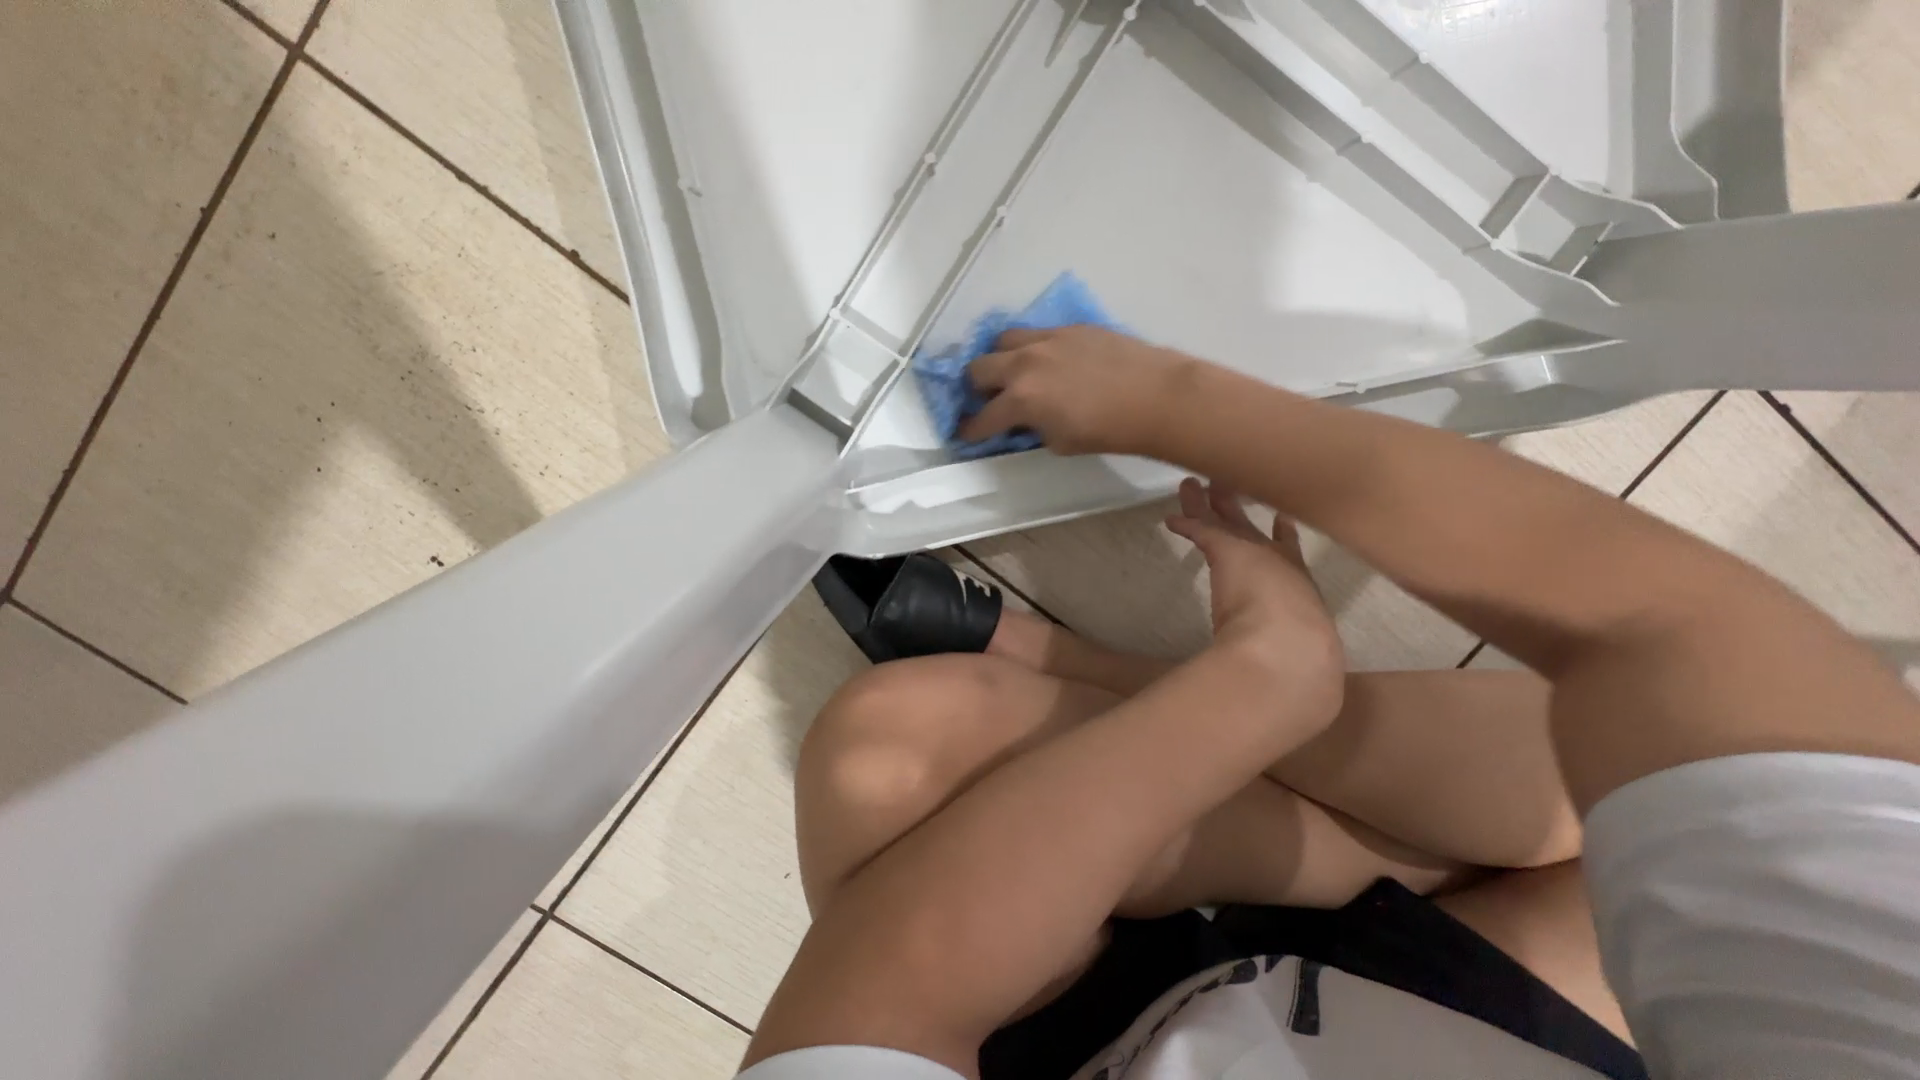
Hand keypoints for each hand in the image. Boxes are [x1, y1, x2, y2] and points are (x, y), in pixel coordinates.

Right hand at [960, 326, 1195, 455]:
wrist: (1156, 396)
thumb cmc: (1109, 431)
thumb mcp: (1061, 442)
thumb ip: (1034, 428)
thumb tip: (1028, 421)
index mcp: (1020, 399)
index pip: (982, 417)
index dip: (971, 430)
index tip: (966, 434)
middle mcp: (1024, 363)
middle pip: (979, 368)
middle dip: (977, 387)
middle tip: (990, 399)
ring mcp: (1047, 340)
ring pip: (1003, 340)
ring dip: (1001, 358)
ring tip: (1015, 372)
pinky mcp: (1070, 328)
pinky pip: (1038, 333)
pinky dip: (1033, 348)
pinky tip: (1050, 361)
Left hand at [1166, 478, 1343, 715]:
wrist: (1293, 655)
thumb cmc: (1302, 662)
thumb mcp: (1303, 661)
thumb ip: (1293, 667)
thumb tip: (1301, 700)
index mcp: (1300, 589)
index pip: (1290, 555)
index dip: (1282, 538)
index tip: (1280, 521)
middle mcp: (1280, 565)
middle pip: (1252, 529)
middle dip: (1237, 509)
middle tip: (1223, 485)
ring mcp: (1256, 555)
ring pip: (1226, 520)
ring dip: (1207, 504)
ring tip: (1191, 484)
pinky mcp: (1229, 550)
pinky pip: (1203, 530)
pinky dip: (1188, 522)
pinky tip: (1172, 517)